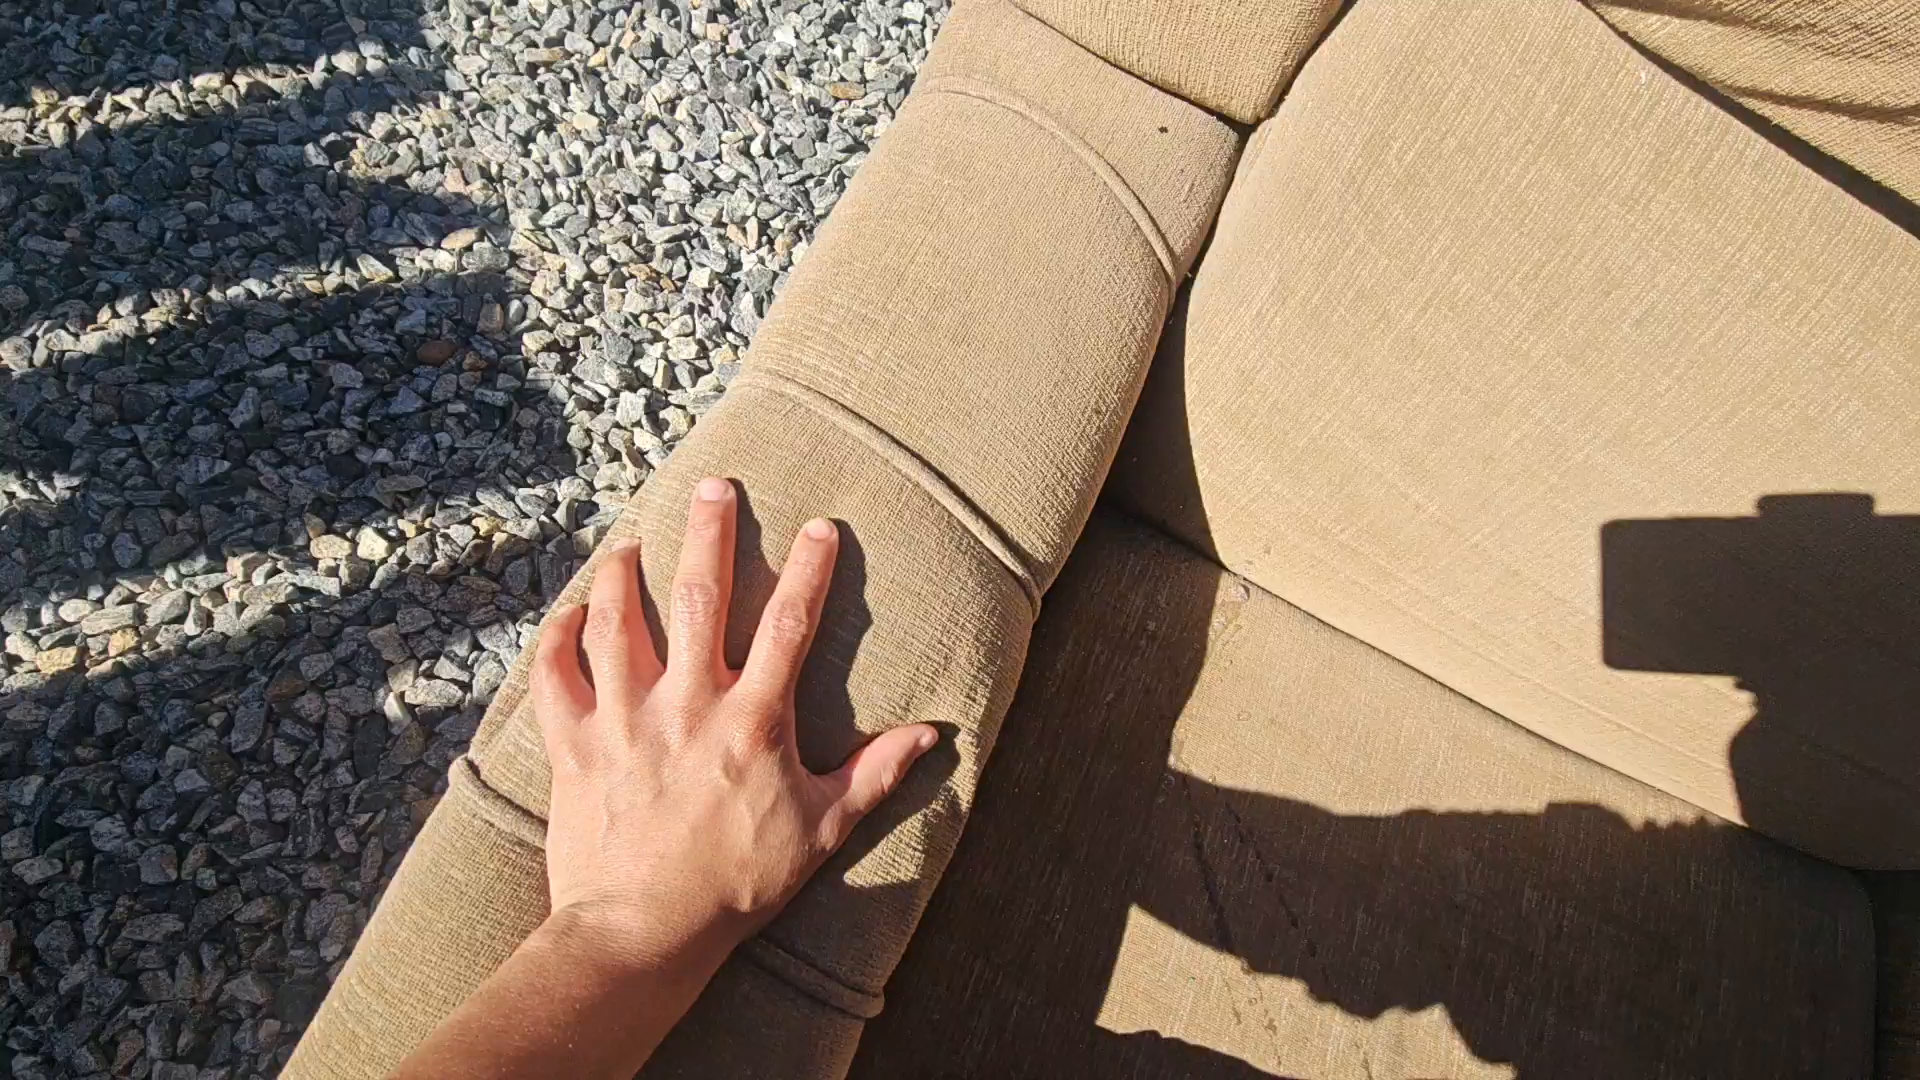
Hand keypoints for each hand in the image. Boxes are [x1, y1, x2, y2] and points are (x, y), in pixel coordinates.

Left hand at [528, 475, 938, 976]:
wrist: (642, 934)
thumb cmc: (738, 880)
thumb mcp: (822, 830)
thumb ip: (876, 774)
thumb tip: (934, 735)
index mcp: (752, 720)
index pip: (789, 625)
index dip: (810, 570)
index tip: (820, 526)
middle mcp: (687, 704)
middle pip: (699, 599)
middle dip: (709, 535)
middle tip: (714, 486)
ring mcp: (625, 721)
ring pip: (618, 624)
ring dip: (624, 574)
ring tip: (633, 541)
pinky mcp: (575, 746)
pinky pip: (556, 677)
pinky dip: (558, 639)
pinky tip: (569, 611)